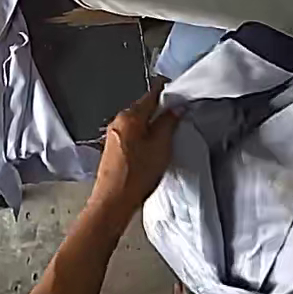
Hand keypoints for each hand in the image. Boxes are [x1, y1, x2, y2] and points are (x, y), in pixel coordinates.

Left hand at [88, 83, 180, 224]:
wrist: (113, 202)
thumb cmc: (135, 175)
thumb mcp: (162, 145)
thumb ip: (169, 122)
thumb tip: (176, 109)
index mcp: (130, 116)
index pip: (151, 94)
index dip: (166, 91)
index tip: (177, 91)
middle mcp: (118, 123)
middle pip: (143, 108)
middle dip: (161, 110)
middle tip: (178, 115)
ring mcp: (114, 136)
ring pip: (138, 122)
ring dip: (153, 125)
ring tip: (168, 135)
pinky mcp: (114, 149)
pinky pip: (132, 134)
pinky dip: (144, 136)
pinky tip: (153, 149)